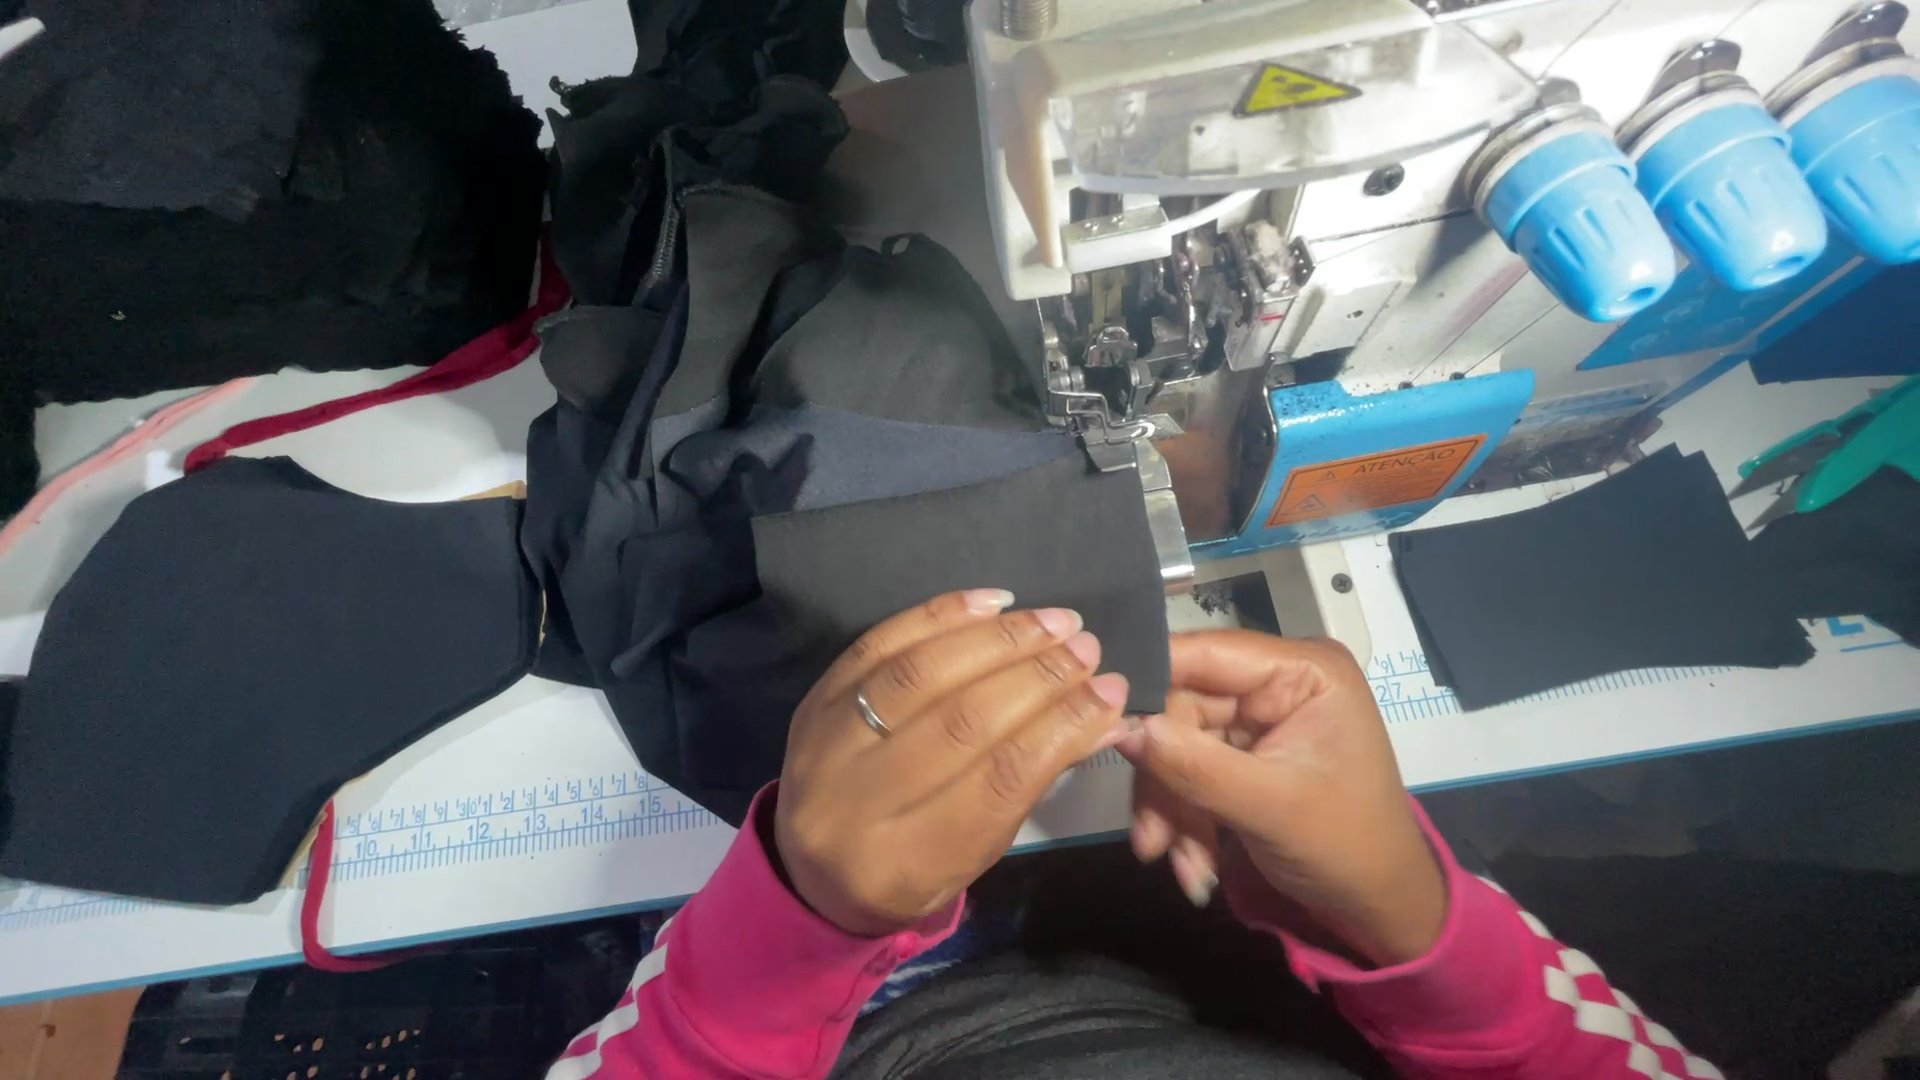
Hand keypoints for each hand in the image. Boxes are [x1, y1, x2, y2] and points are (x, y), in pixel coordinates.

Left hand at [775, 589, 1130, 935]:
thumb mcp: (977, 851)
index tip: (1108, 690)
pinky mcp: (816, 697)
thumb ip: (1033, 781)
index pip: (999, 782)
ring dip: (997, 640)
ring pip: (920, 674)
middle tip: (1085, 647)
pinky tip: (992, 602)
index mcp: (905, 863)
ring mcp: (827, 742)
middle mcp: (858, 801)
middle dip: (1036, 677)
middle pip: (961, 722)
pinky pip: (881, 641)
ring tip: (1052, 622)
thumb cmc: (911, 871)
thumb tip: (1103, 712)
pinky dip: (942, 615)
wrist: (811, 868)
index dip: (1061, 729)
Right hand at [1117, 631, 1445, 966]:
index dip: (1150, 681)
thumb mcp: (1272, 808)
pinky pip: (1186, 766)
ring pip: (1175, 741)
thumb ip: (1196, 766)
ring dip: (1168, 804)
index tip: (1101, 719)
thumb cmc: (1348, 849)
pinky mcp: (1238, 749)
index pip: (1206, 655)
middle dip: (1164, 776)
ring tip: (1171, 860)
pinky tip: (1189, 861)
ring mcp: (1254, 715)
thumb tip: (1126, 730)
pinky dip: (1181, 812)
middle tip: (1150, 838)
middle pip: (1182, 706)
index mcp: (1302, 670)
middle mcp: (1273, 680)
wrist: (1380, 909)